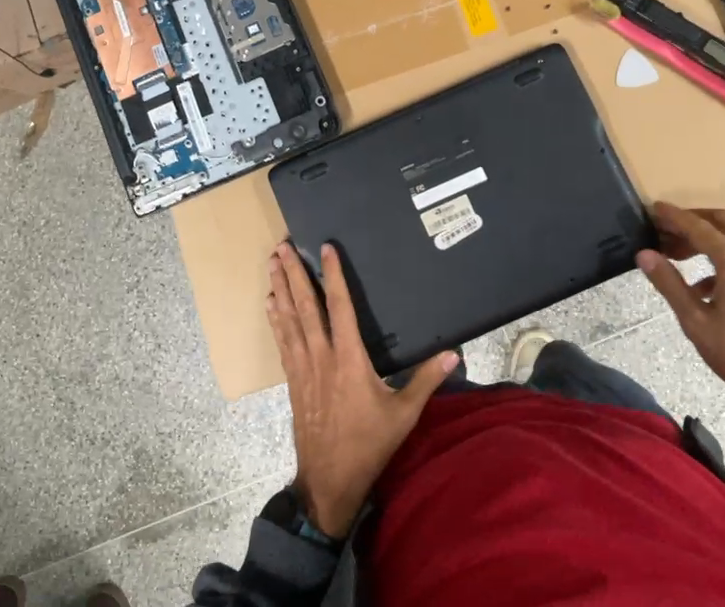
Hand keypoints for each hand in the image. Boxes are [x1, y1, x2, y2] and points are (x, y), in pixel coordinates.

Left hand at [266, 240, 457, 537]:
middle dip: (293, 274)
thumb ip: (427, 379)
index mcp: (349, 359)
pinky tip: (270, 304)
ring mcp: (304, 368)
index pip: (340, 307)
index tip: (325, 249)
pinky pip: (282, 341)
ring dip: (280, 289)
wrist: (329, 479)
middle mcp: (322, 356)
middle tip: (282, 246)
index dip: (334, 276)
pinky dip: (276, 319)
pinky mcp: (294, 380)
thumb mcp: (404, 413)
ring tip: (271, 263)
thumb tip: (454, 353)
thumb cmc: (369, 444)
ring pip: (289, 320)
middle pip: (305, 307)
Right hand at [636, 203, 724, 430]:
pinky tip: (701, 288)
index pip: (701, 229)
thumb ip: (669, 284)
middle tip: (666, 227)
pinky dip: (720, 260)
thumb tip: (644, 254)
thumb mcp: (695, 321)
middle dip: (694, 219)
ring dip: (707, 240)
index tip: (653, 208)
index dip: (675, 217)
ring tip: (676, 256)